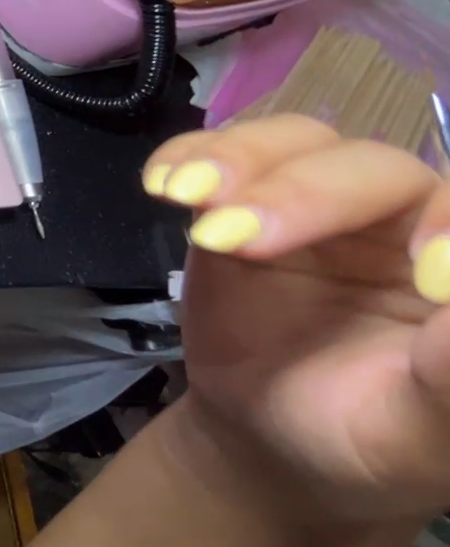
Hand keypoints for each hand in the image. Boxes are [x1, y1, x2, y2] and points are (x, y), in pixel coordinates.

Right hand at [144, 114, 449, 526]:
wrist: (269, 434)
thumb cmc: (370, 440)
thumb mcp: (427, 428)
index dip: (449, 226)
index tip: (422, 281)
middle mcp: (406, 221)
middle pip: (371, 166)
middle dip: (300, 194)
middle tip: (229, 240)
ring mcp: (316, 204)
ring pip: (293, 141)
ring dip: (234, 162)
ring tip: (184, 201)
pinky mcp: (236, 197)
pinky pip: (215, 149)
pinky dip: (182, 155)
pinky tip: (161, 188)